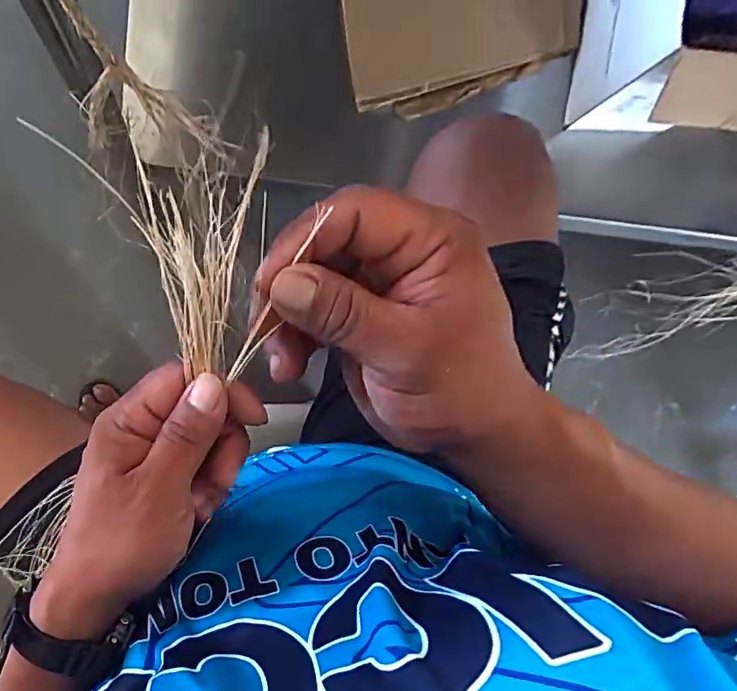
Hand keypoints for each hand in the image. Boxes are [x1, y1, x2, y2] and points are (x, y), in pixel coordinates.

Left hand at [30, 363, 265, 639]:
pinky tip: (196, 515)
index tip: (255, 420)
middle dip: (220, 447)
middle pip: (202, 410)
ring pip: (207, 443)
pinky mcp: (162, 481)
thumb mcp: (160, 489)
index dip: (223, 391)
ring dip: (215, 475)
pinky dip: (206, 492)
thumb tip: (213, 382)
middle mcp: (139, 430)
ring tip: (199, 508)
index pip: (183, 377)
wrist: (96, 597)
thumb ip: (187, 435)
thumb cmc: (122, 543)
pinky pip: (199, 471)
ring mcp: (151, 457)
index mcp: (127, 420)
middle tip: (214, 485)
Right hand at [253, 186, 549, 455]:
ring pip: (311, 279)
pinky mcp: (359, 314)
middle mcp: (401, 251)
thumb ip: (342, 312)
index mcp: (429, 239)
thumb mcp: (401, 350)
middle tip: (264, 329)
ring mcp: (378, 283)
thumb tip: (282, 283)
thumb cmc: (456, 390)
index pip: (354, 212)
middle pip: (324, 243)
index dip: (303, 240)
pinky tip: (291, 366)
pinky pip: (314, 310)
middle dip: (288, 286)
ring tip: (283, 362)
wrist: (471, 432)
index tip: (268, 285)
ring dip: (286, 319)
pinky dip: (294, 336)